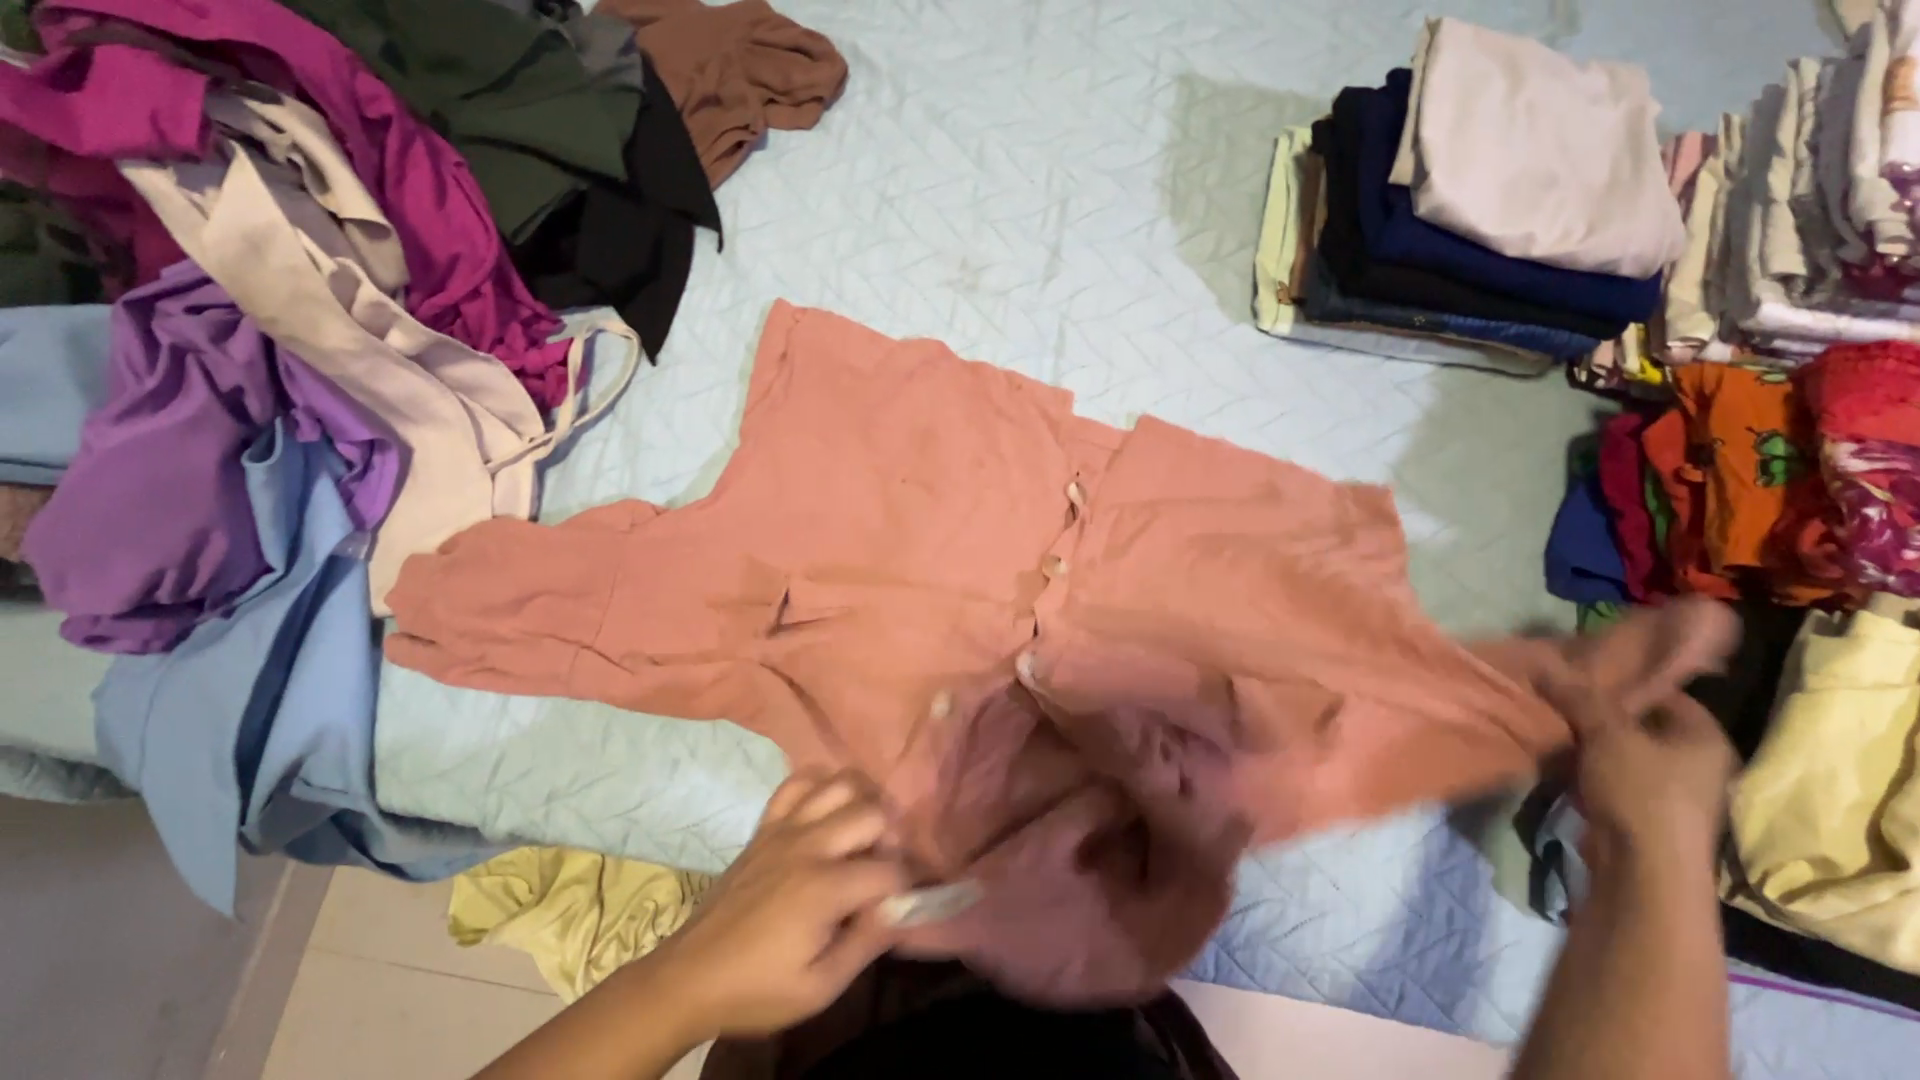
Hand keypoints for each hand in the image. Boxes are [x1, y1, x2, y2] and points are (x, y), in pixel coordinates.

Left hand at [646, 772, 910, 1040]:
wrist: (688, 977)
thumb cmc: (756, 990)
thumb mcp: (820, 987)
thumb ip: (867, 943)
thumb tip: (900, 909)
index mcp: (824, 889)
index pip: (891, 870)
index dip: (909, 885)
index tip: (907, 901)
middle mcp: (808, 847)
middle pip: (873, 813)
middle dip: (892, 838)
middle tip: (884, 868)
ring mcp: (783, 830)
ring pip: (840, 784)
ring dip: (862, 803)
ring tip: (863, 835)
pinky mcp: (764, 827)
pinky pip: (797, 784)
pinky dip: (819, 787)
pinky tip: (826, 813)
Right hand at [1557, 683, 1734, 868]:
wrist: (1643, 868)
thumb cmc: (1640, 791)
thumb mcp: (1608, 734)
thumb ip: (1582, 698)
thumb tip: (1551, 667)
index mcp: (1706, 738)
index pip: (1667, 694)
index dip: (1627, 682)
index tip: (1584, 676)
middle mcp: (1699, 763)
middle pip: (1642, 725)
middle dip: (1601, 714)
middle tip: (1561, 698)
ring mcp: (1674, 793)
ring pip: (1624, 753)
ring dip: (1591, 743)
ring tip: (1554, 726)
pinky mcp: (1647, 814)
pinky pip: (1614, 779)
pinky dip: (1590, 770)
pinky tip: (1561, 761)